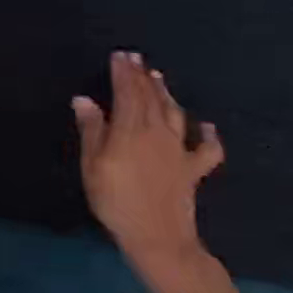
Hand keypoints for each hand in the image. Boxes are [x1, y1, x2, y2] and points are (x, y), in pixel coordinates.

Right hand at [73, 51, 223, 270]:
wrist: (158, 237)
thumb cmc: (115, 200)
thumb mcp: (92, 165)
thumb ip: (91, 130)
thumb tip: (84, 99)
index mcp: (130, 130)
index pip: (126, 93)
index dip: (122, 73)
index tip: (119, 56)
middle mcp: (157, 133)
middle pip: (150, 99)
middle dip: (142, 76)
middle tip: (136, 58)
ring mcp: (179, 151)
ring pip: (175, 114)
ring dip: (166, 94)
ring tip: (159, 78)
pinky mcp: (193, 169)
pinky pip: (207, 148)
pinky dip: (209, 134)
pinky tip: (207, 125)